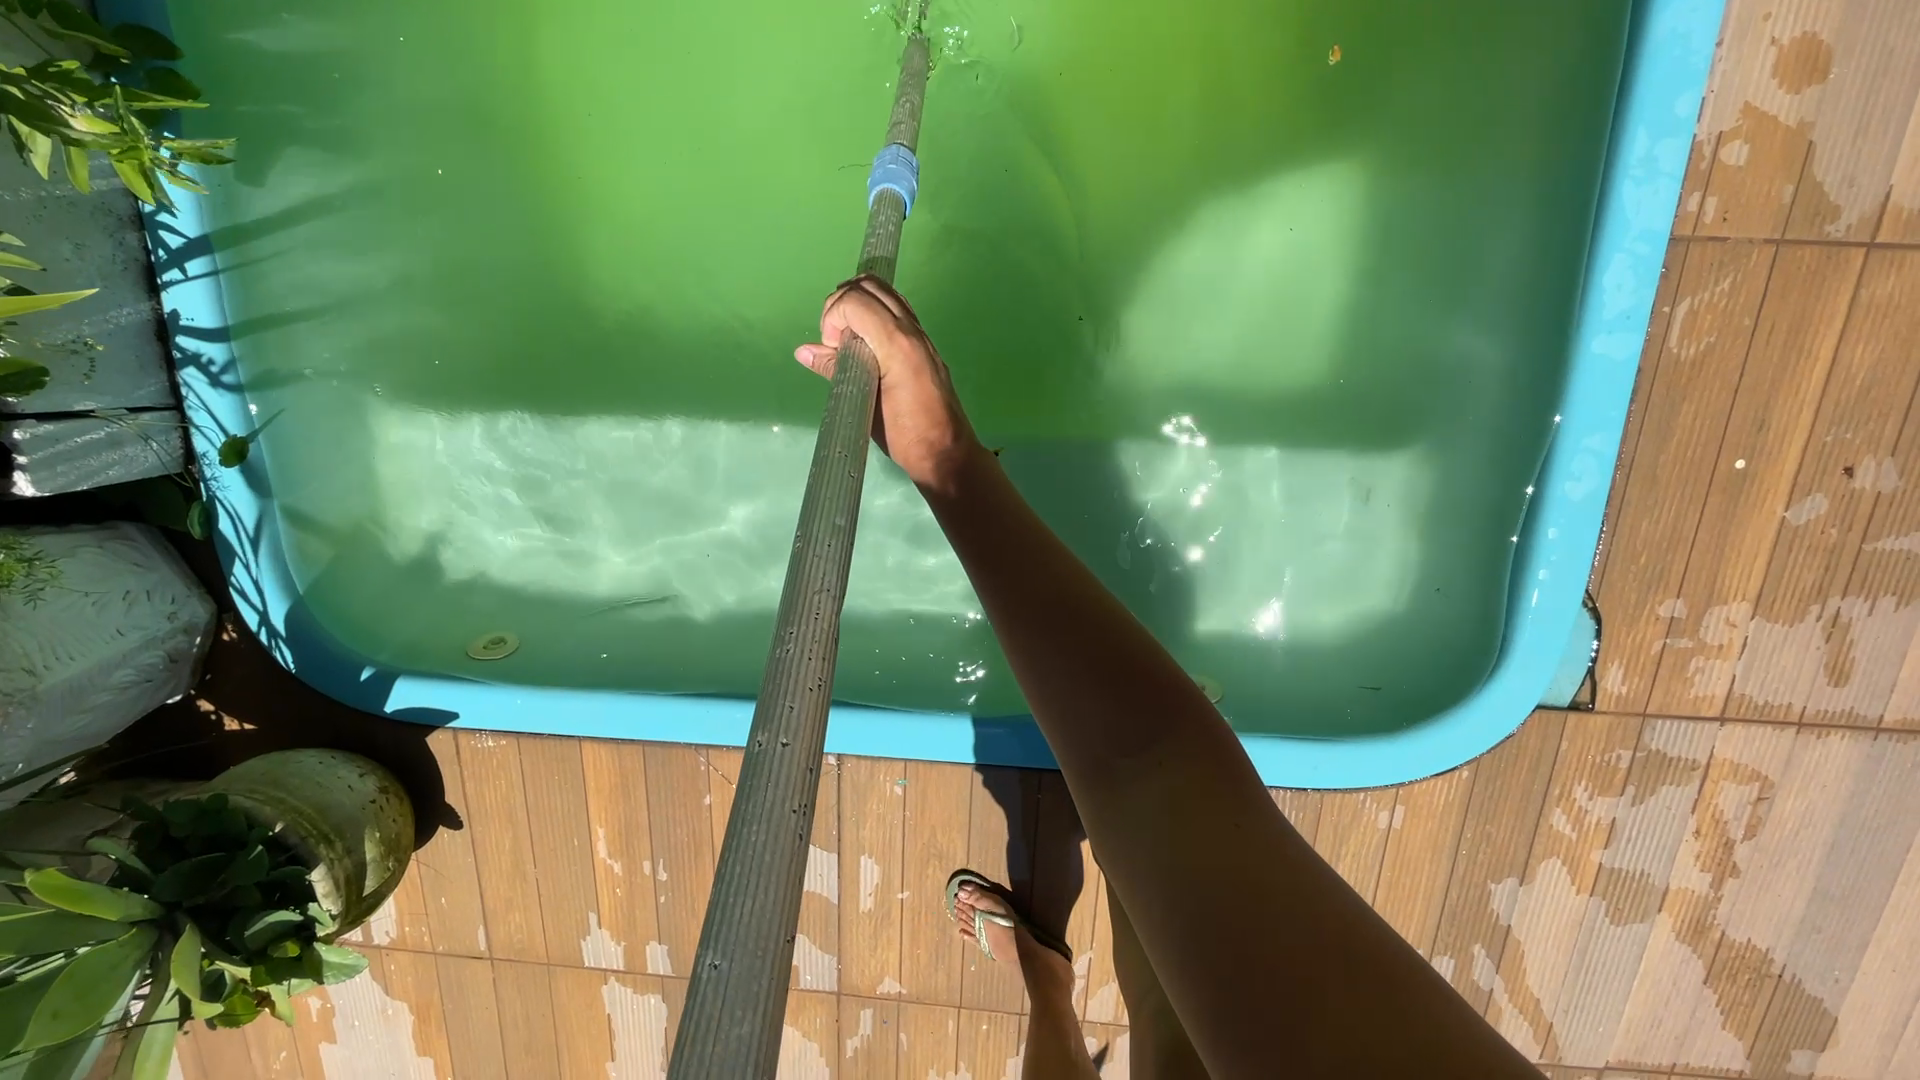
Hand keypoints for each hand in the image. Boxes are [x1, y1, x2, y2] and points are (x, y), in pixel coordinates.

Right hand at [794, 276, 983, 494]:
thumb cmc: (905, 436)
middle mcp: (912, 331)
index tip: (831, 348)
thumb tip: (805, 352)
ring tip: (848, 339)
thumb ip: (837, 371)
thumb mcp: (864, 406)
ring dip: (859, 304)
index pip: (855, 300)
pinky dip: (875, 313)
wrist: (947, 453)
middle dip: (842, 303)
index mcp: (897, 344)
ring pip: (885, 293)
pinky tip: (866, 343)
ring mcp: (921, 336)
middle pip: (870, 286)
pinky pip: (897, 310)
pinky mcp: (925, 345)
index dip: (832, 316)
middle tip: (835, 339)